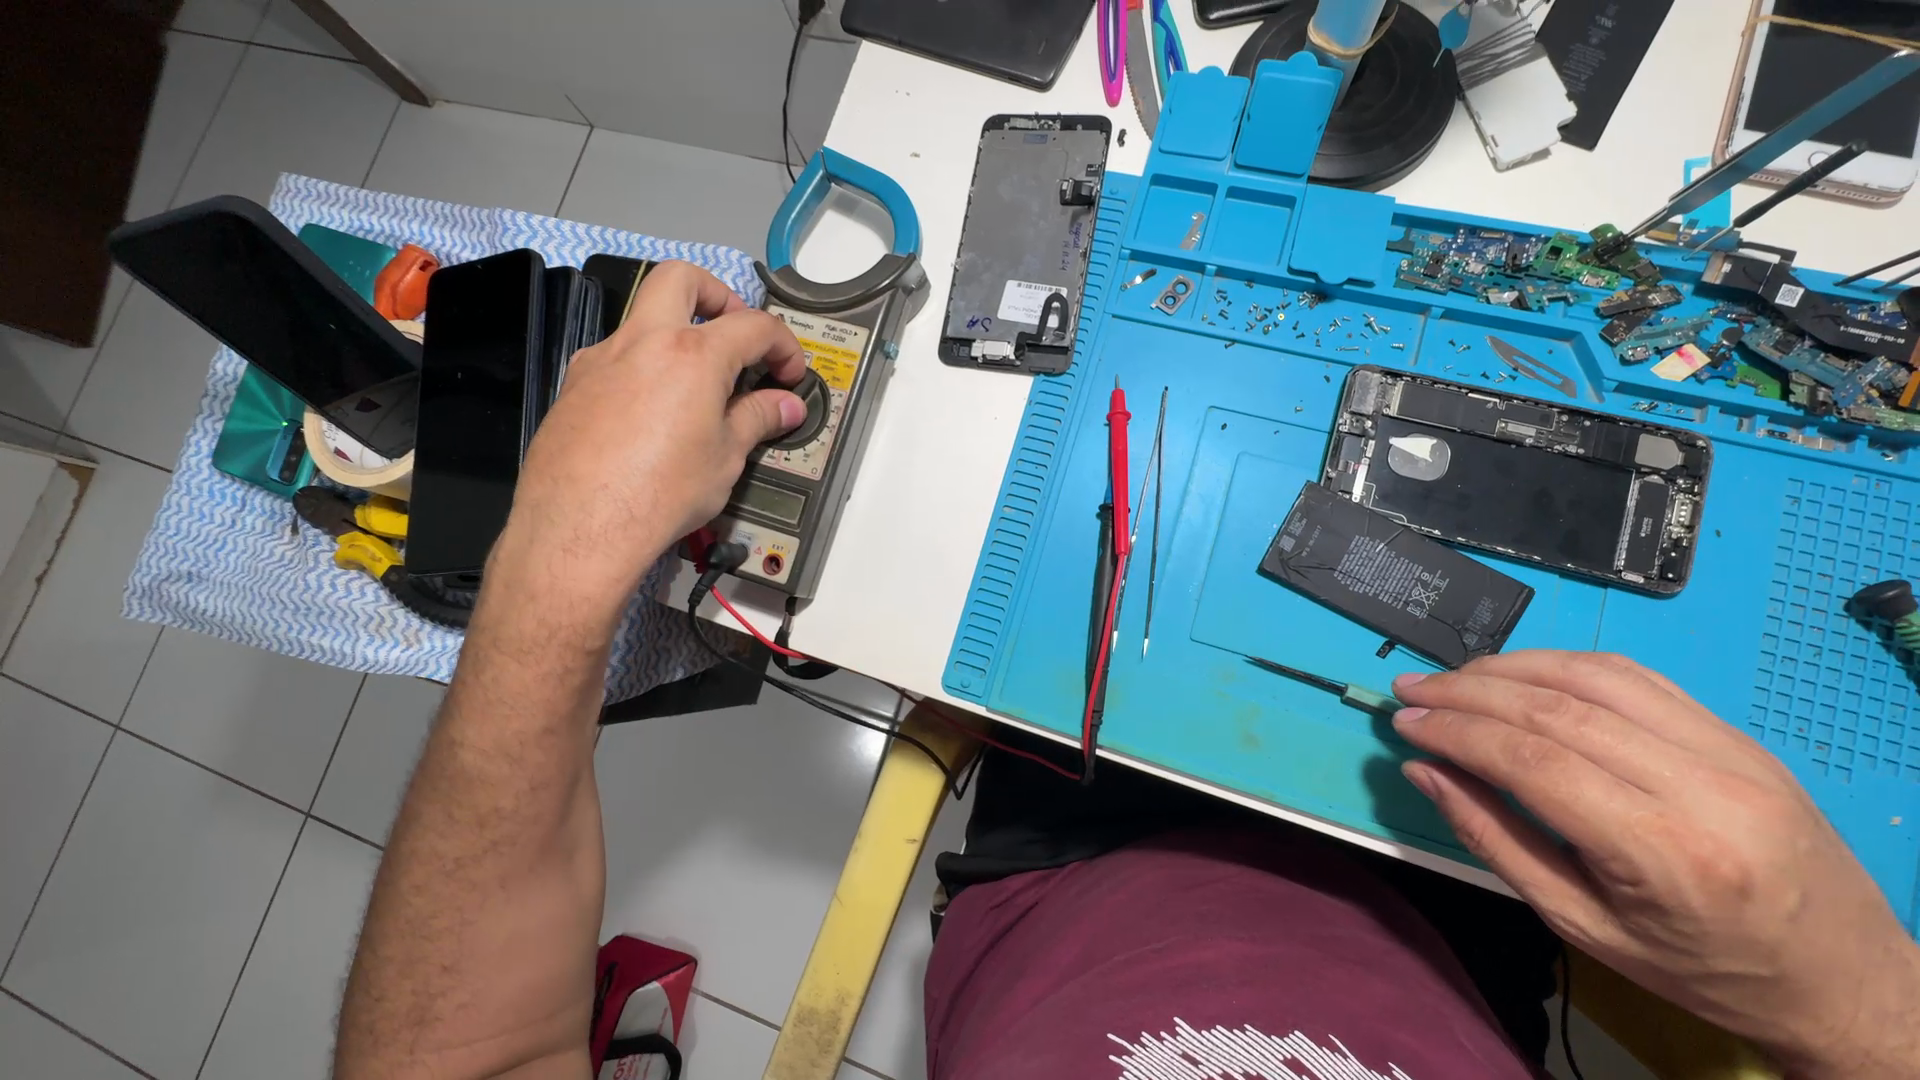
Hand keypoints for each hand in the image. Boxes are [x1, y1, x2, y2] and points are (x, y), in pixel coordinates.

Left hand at [493, 261, 806, 601]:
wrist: (580, 526)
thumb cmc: (662, 493)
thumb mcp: (726, 458)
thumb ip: (758, 419)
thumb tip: (785, 406)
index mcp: (693, 354)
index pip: (754, 326)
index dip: (783, 345)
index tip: (790, 373)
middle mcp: (644, 341)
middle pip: (682, 279)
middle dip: (720, 295)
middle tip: (738, 336)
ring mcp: (602, 358)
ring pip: (644, 317)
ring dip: (678, 333)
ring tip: (699, 385)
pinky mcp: (575, 384)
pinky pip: (617, 357)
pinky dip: (646, 366)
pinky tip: (654, 413)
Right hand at [1391, 651, 1919, 1078]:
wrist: (1851, 983)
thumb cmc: (1702, 971)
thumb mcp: (1581, 924)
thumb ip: (1493, 839)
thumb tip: (1424, 771)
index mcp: (1664, 851)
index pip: (1531, 759)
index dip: (1455, 730)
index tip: (1404, 720)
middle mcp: (1703, 787)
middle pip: (1557, 708)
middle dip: (1468, 691)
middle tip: (1412, 687)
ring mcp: (1731, 752)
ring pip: (1594, 677)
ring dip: (1509, 667)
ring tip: (1455, 678)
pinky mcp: (1739, 736)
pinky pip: (1635, 678)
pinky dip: (1562, 665)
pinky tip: (1521, 674)